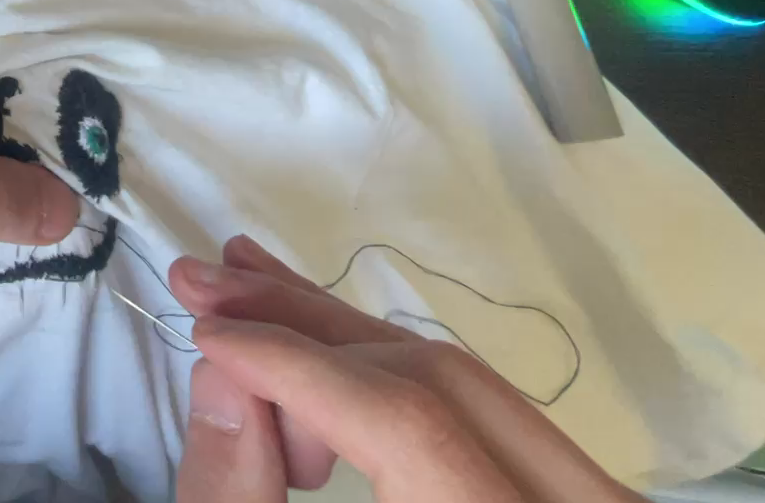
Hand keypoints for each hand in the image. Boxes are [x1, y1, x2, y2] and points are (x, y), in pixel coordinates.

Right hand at [167, 236, 638, 501]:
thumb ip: (237, 496)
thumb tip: (221, 369)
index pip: (411, 428)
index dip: (293, 365)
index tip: (202, 335)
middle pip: (439, 384)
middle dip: (299, 322)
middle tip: (201, 283)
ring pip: (456, 378)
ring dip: (325, 327)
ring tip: (231, 282)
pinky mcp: (563, 501)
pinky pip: (466, 405)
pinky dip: (369, 360)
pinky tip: (304, 319)